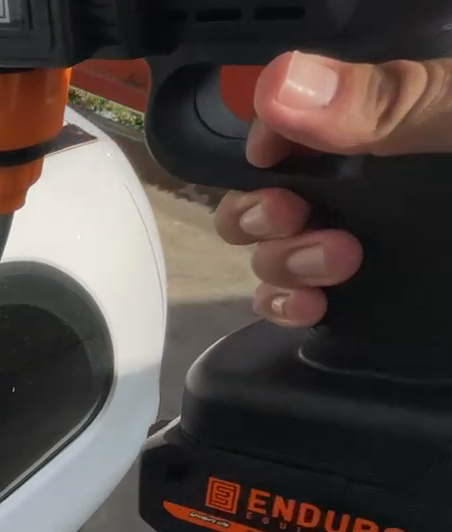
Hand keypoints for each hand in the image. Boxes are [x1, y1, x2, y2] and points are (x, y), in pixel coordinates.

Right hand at [213, 52, 451, 326]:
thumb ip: (393, 98)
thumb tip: (279, 80)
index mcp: (415, 111)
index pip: (302, 109)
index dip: (271, 134)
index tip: (276, 155)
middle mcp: (385, 169)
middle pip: (269, 186)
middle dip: (261, 210)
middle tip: (295, 218)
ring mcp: (377, 230)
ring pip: (272, 246)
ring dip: (279, 261)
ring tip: (330, 266)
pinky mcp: (373, 287)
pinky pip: (293, 295)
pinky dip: (284, 303)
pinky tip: (307, 304)